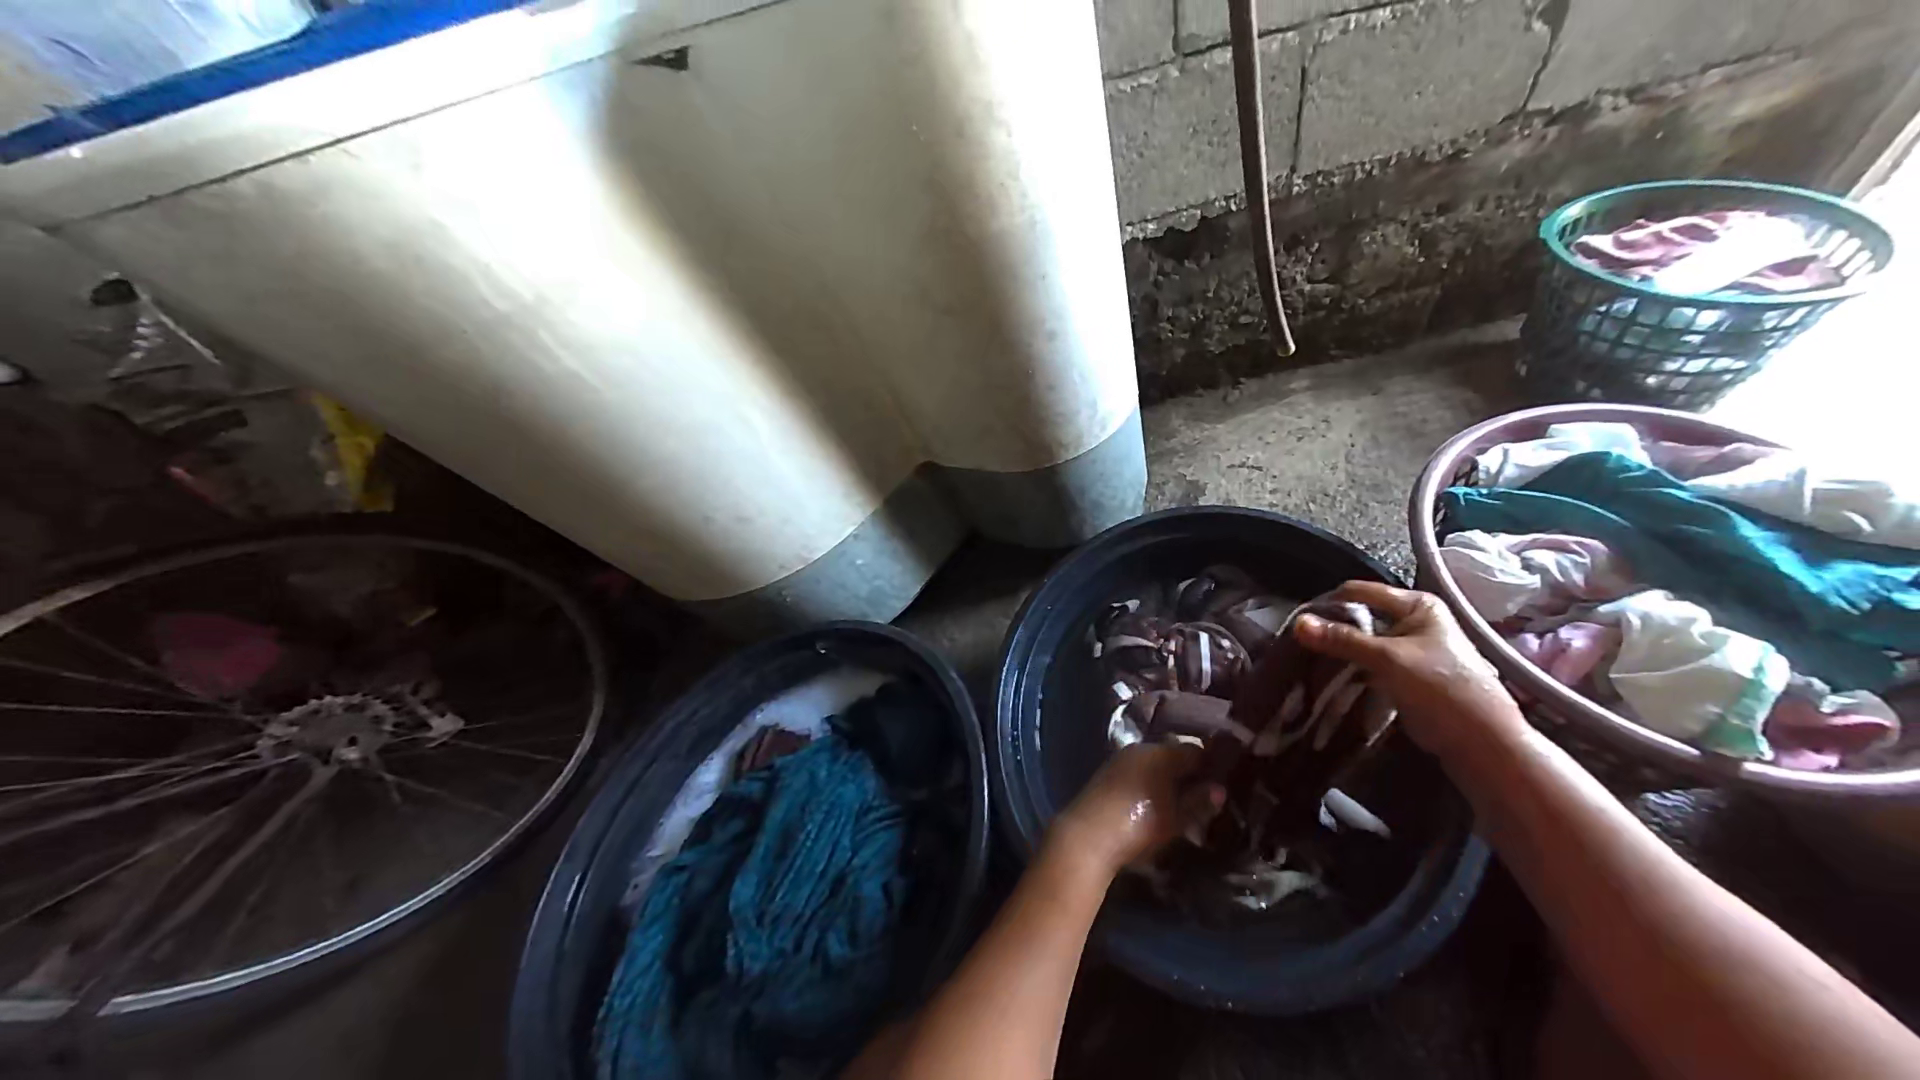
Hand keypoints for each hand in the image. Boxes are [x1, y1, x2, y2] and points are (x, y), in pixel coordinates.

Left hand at [1045, 743, 1221, 879]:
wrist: (1087, 837)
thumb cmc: (1139, 826)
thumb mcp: (1176, 819)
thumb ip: (1199, 802)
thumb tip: (1220, 789)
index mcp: (1162, 754)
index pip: (1195, 751)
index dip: (1211, 766)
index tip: (1221, 784)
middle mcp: (1141, 748)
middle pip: (1173, 754)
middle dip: (1188, 772)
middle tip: (1202, 796)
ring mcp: (1121, 758)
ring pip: (1154, 762)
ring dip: (1167, 777)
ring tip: (1179, 802)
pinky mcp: (1106, 772)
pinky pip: (1137, 770)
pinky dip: (1148, 781)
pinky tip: (1152, 801)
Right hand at [1292, 581, 1527, 762]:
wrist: (1480, 742)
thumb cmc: (1441, 689)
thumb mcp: (1388, 659)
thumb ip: (1342, 639)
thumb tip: (1298, 623)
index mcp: (1418, 604)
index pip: (1360, 592)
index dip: (1329, 605)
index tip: (1299, 623)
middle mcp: (1413, 619)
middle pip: (1359, 616)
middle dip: (1331, 629)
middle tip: (1299, 644)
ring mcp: (1408, 647)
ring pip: (1360, 641)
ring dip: (1337, 650)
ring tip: (1306, 659)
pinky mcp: (1403, 672)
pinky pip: (1366, 662)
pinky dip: (1348, 667)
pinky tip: (1326, 674)